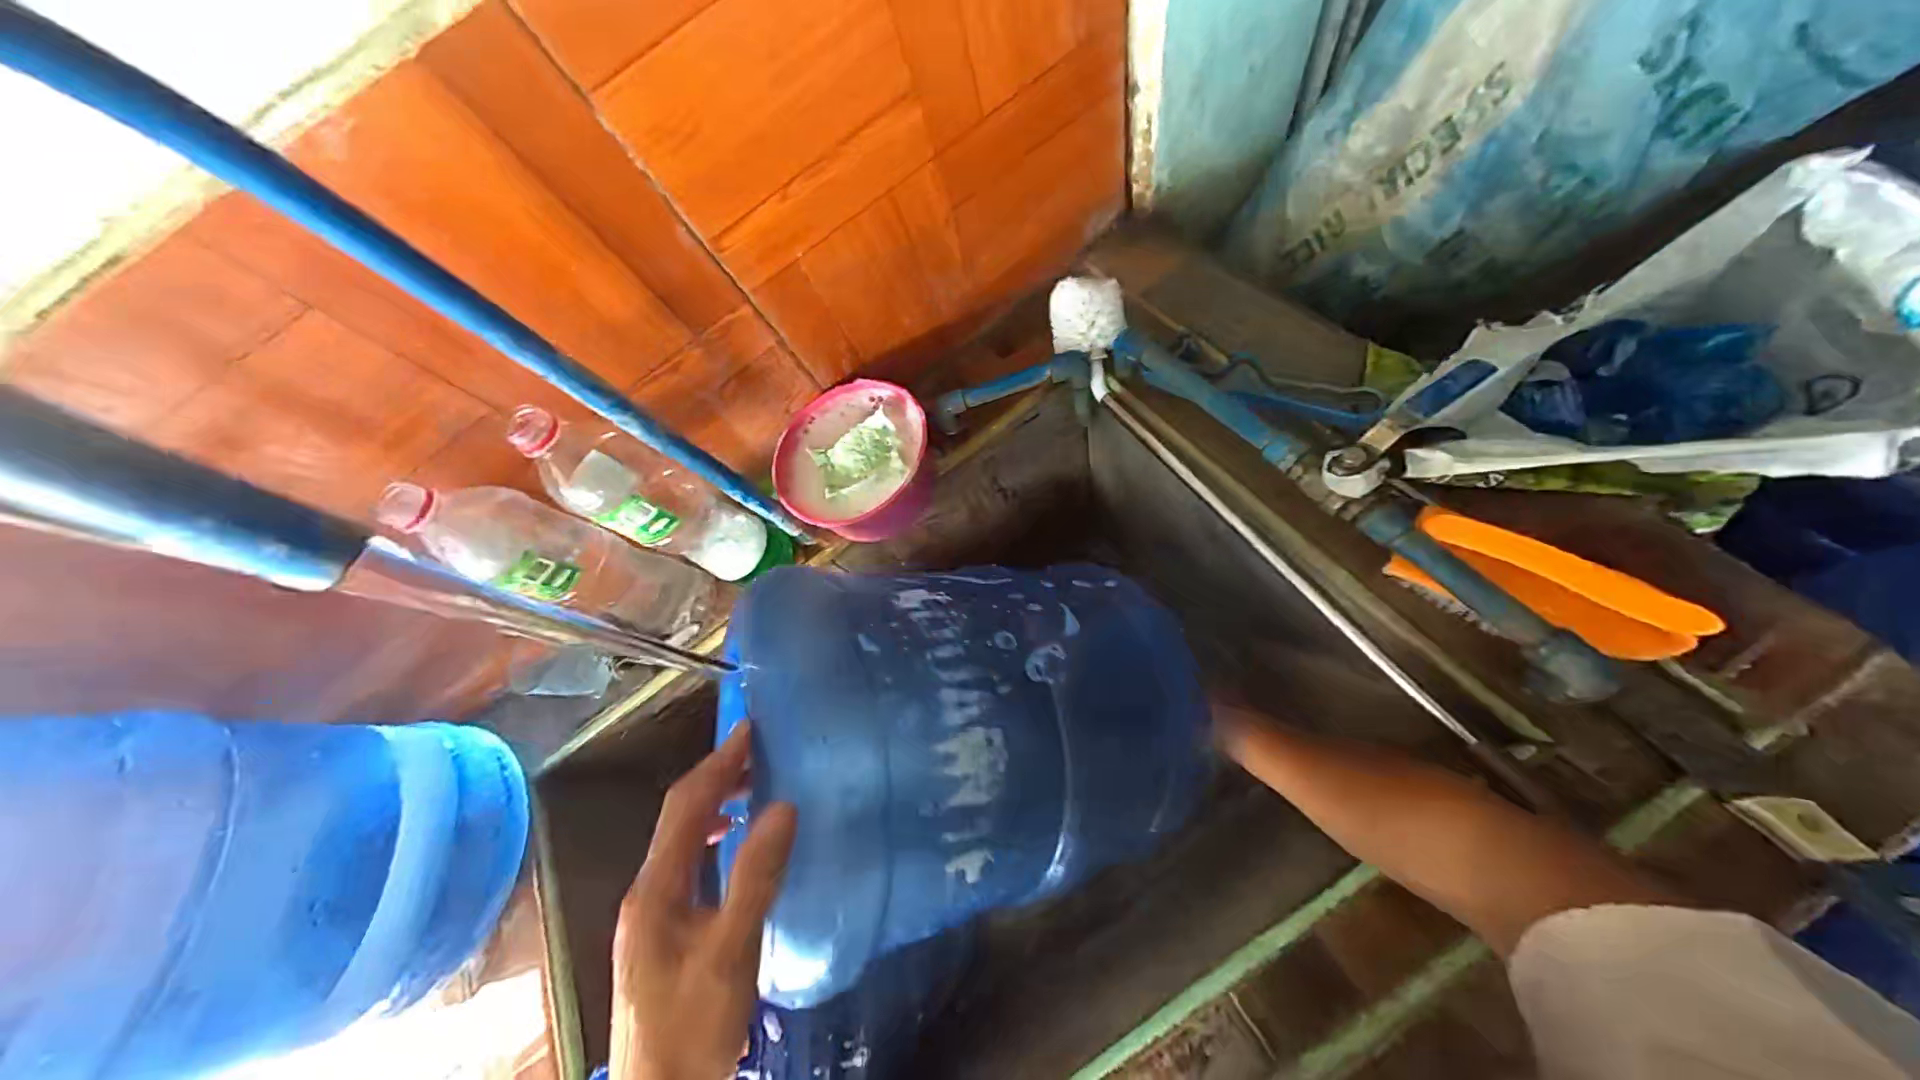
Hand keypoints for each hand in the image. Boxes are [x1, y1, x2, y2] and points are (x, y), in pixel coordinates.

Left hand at [611, 726, 798, 1079]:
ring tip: (752, 787)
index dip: (717, 764)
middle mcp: (645, 892)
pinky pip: (685, 862)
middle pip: (678, 817)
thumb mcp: (732, 951)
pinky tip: (731, 844)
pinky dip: (710, 837)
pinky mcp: (661, 931)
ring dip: (713, 805)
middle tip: (759, 753)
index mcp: (655, 889)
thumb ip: (756, 877)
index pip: (685, 806)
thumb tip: (783, 807)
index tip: (750, 731)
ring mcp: (649, 913)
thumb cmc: (694, 1026)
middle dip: (716, 778)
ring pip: (680, 839)